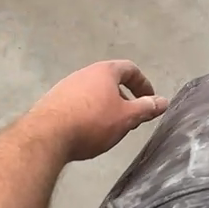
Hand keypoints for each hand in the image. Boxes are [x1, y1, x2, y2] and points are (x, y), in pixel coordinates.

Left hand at [27, 59, 168, 161]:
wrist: (44, 138)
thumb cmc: (92, 123)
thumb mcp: (126, 117)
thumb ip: (146, 108)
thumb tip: (164, 101)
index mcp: (105, 71)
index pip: (130, 69)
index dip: (143, 84)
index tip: (149, 101)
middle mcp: (84, 73)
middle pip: (110, 80)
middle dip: (124, 97)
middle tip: (131, 117)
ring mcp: (65, 86)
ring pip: (92, 92)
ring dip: (105, 106)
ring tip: (109, 127)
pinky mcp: (50, 103)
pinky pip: (76, 103)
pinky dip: (87, 113)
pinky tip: (86, 131)